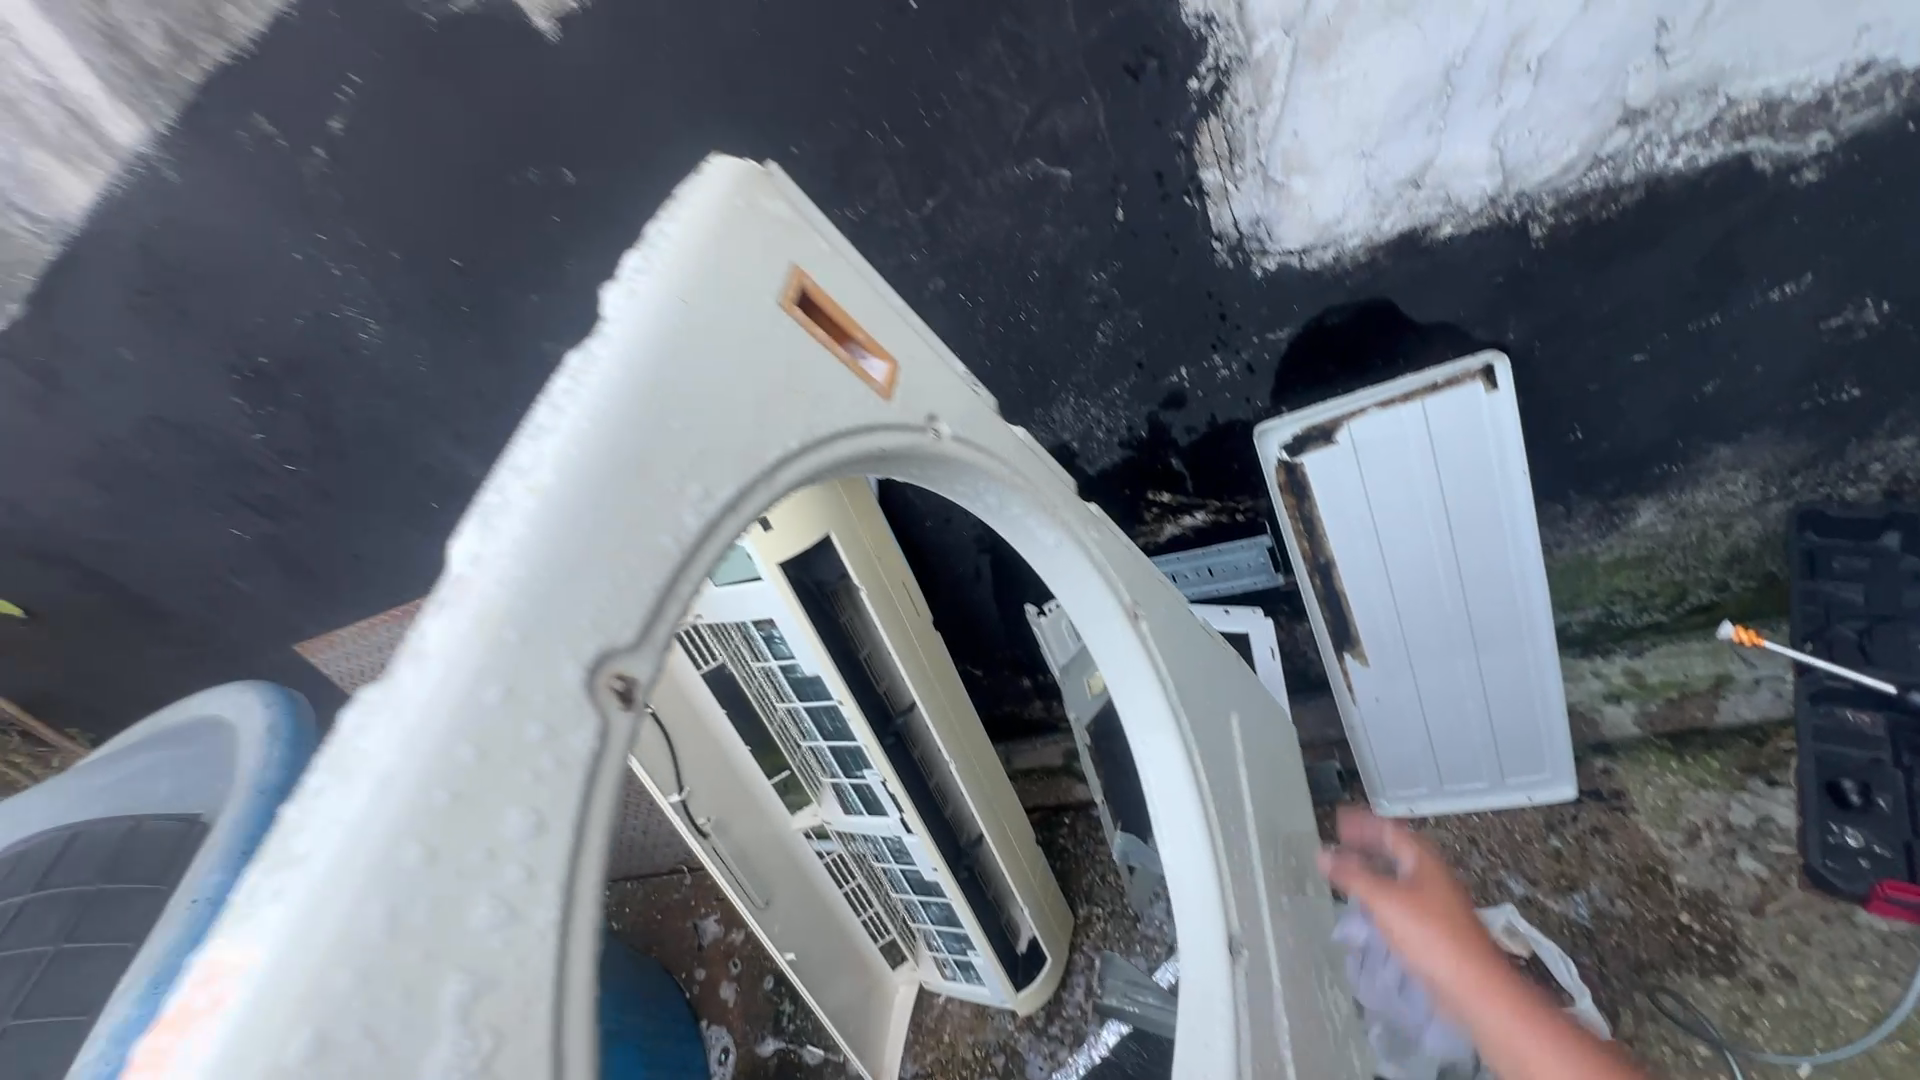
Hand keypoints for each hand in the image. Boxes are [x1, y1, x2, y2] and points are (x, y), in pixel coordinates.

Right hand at [1318, 806, 1503, 1016]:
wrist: (1473, 986)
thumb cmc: (1429, 934)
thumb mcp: (1383, 899)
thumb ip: (1351, 875)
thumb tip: (1322, 853)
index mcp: (1422, 860)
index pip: (1389, 830)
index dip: (1363, 823)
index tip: (1338, 819)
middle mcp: (1431, 876)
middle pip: (1396, 850)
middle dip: (1367, 843)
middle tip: (1341, 840)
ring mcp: (1435, 902)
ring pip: (1399, 875)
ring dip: (1374, 868)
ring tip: (1348, 869)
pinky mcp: (1435, 927)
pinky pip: (1401, 897)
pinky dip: (1381, 892)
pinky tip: (1368, 903)